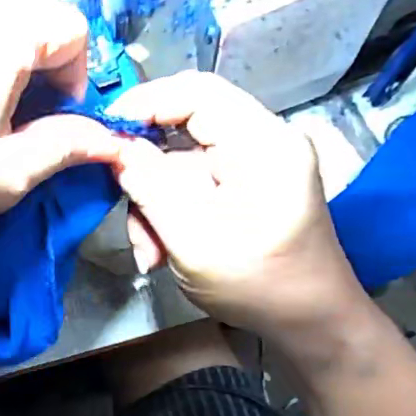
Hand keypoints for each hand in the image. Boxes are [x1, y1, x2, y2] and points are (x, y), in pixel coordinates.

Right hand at [107, 71, 370, 336]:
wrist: (311, 324)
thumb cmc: (259, 284)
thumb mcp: (193, 238)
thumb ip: (150, 187)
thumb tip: (114, 148)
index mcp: (262, 143)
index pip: (197, 91)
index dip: (145, 102)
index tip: (104, 131)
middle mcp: (260, 144)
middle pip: (183, 132)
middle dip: (145, 175)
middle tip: (123, 208)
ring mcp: (252, 169)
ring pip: (180, 166)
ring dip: (153, 206)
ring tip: (150, 253)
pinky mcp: (243, 191)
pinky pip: (193, 188)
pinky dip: (170, 216)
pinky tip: (162, 253)